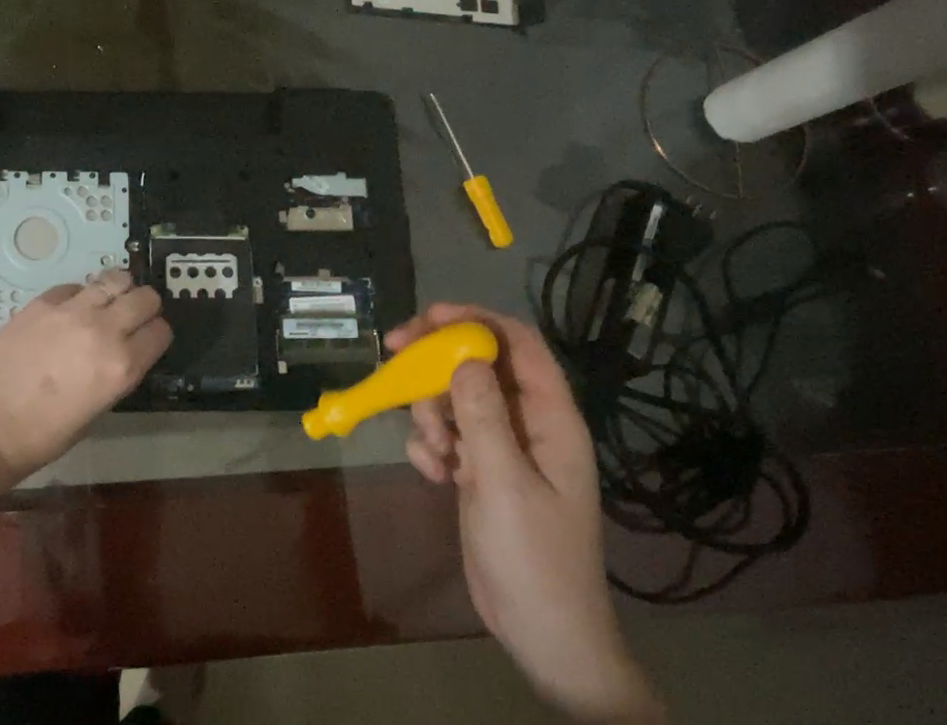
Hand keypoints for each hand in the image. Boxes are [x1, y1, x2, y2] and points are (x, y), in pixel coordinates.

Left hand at [0, 269, 171, 481]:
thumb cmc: (41, 436)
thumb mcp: (94, 412)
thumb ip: (114, 375)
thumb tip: (118, 356)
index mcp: (122, 366)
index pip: (161, 332)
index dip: (156, 335)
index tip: (148, 341)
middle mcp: (104, 330)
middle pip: (145, 297)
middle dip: (145, 307)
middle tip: (132, 319)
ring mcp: (71, 311)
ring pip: (115, 279)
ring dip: (117, 290)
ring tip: (107, 304)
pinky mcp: (42, 302)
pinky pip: (75, 286)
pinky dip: (79, 295)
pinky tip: (68, 312)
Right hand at [394, 304, 662, 724]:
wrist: (541, 629)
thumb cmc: (534, 557)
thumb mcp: (504, 483)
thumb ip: (483, 416)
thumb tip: (463, 356)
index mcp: (551, 419)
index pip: (519, 345)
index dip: (476, 321)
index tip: (428, 318)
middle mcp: (528, 425)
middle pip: (478, 365)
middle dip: (437, 362)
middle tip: (395, 357)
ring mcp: (503, 448)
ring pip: (456, 400)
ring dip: (431, 414)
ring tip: (435, 452)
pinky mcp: (480, 471)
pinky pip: (447, 436)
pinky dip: (432, 447)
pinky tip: (433, 476)